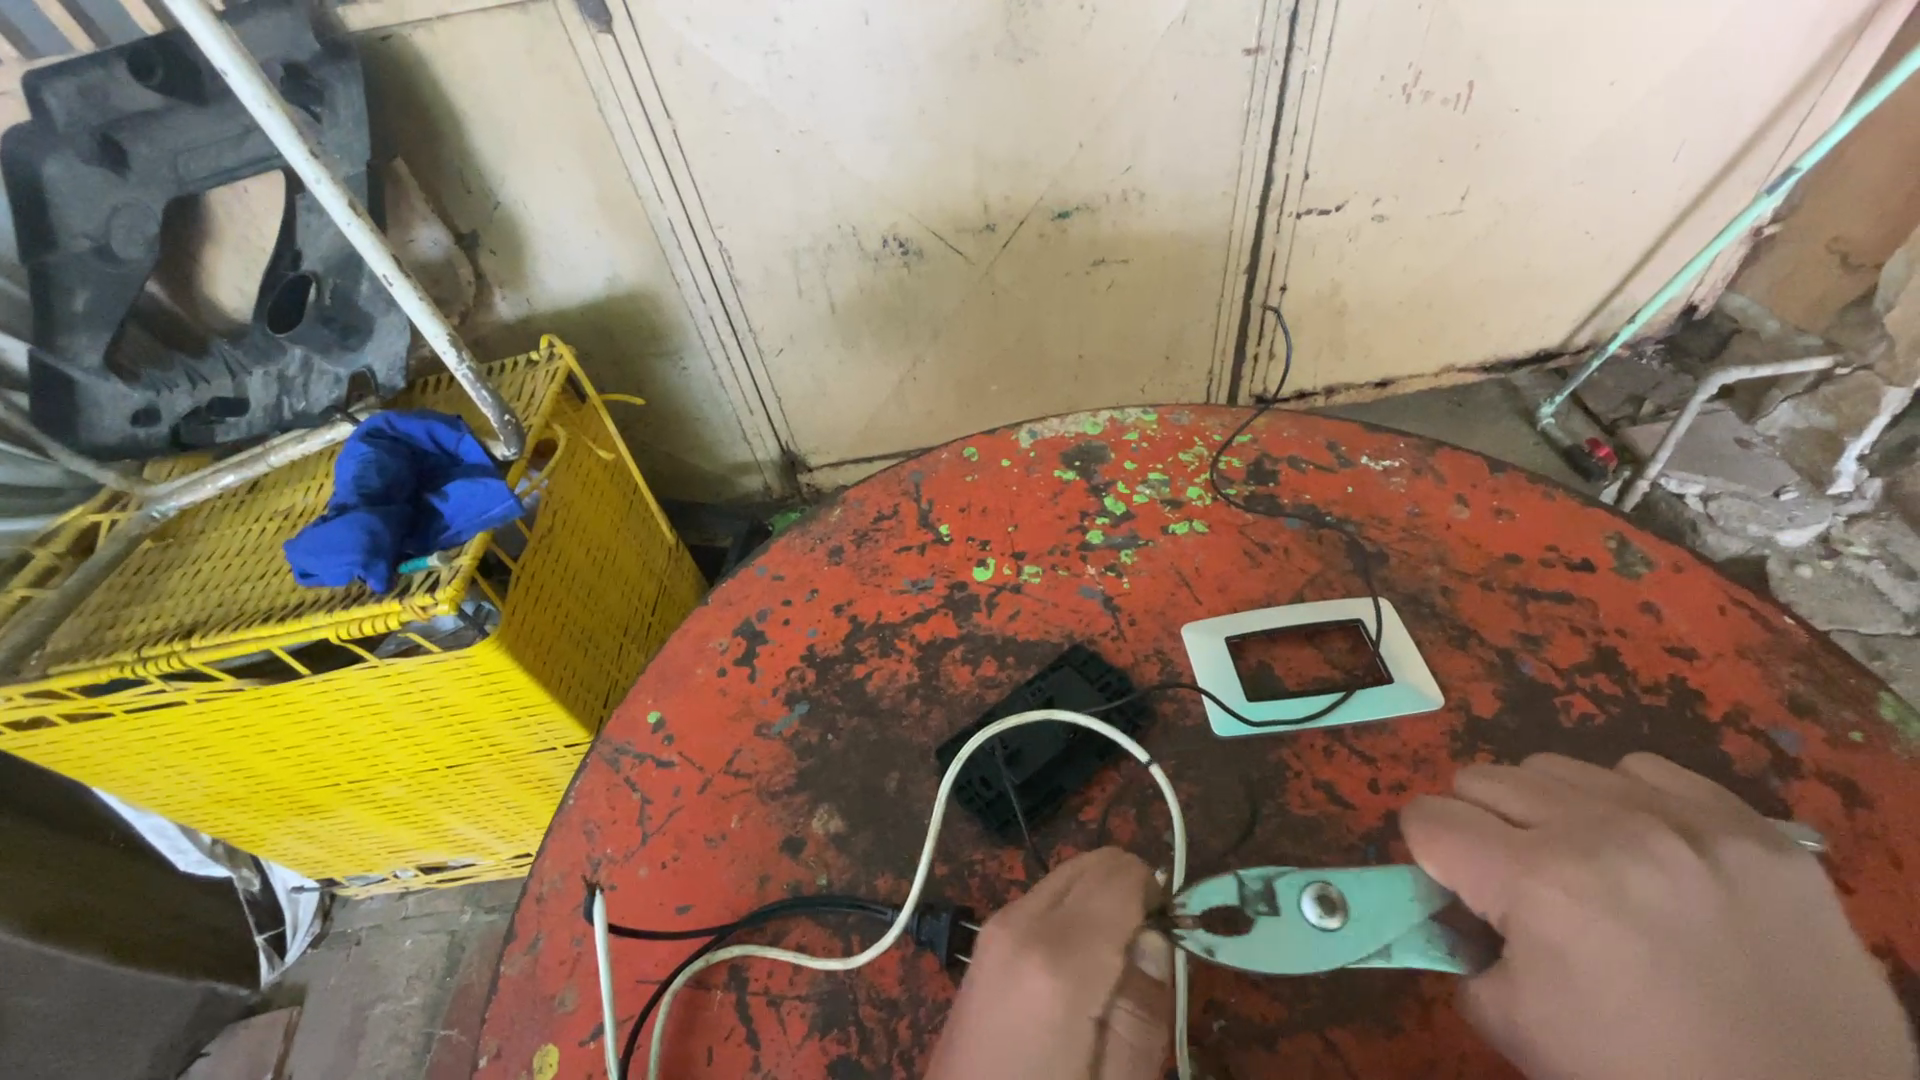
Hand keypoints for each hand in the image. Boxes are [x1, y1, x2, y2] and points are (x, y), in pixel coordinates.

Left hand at [924, 847, 1172, 1079]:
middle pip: (1094, 864)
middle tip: (1143, 966)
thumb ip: (1142, 1008)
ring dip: (1101, 907)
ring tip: (1110, 976)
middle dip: (1130, 897)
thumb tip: (1156, 938)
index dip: (1158, 901)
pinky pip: (1044, 900)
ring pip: (1069, 877)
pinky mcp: (986, 939)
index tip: (1167, 950)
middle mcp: (1021, 923)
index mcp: (1057, 958)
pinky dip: (1073, 916)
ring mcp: (996, 926)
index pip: (1122, 874)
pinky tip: (1075, 975)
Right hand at [1403, 752, 1916, 1079]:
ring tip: (1585, 864)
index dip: (1428, 852)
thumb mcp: (1511, 1023)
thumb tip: (1445, 904)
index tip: (1455, 884)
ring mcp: (1683, 822)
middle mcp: (1601, 831)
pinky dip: (1624, 801)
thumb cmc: (1640, 1071)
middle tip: (1514, 880)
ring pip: (1554, 767)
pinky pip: (1643, 771)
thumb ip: (1456, 947)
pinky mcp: (1750, 826)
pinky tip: (1648, 852)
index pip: (1427, 818)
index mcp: (1536, 881)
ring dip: (1547, 809)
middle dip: (1479, 826)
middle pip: (1481, 779)